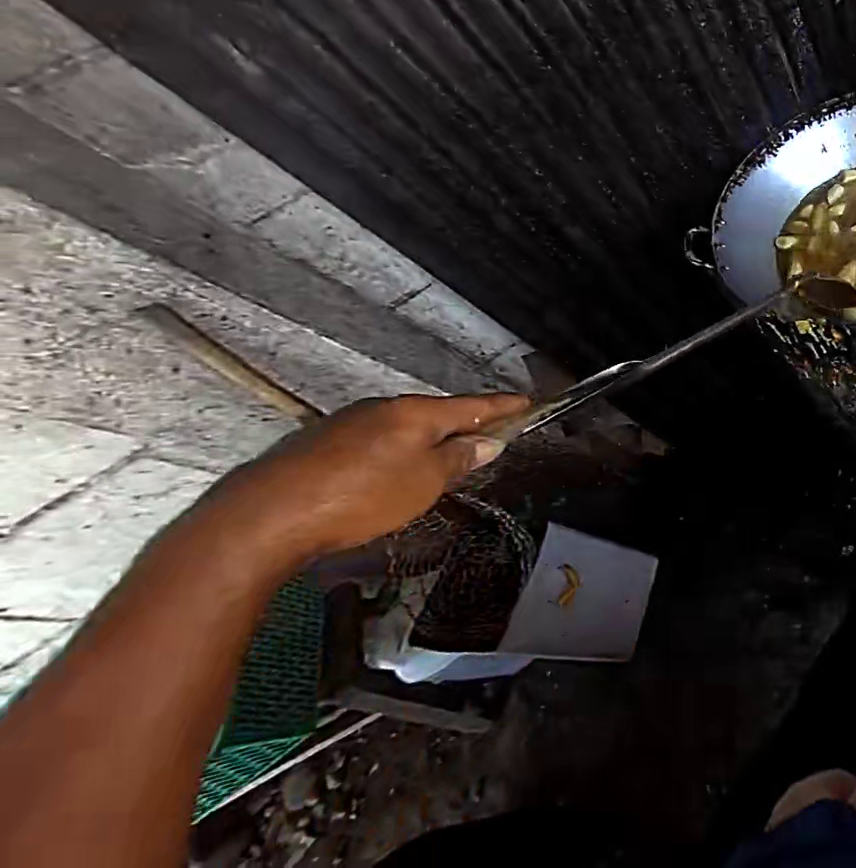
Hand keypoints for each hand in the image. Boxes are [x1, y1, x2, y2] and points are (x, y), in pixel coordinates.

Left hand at [197, 393, 528, 560]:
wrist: (259, 521)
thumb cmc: (360, 498)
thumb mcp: (426, 483)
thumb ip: (460, 459)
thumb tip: (487, 442)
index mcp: (415, 413)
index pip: (473, 405)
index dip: (504, 405)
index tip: (528, 402)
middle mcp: (381, 409)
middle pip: (435, 414)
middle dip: (463, 425)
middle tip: (486, 439)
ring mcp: (345, 425)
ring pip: (402, 427)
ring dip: (426, 440)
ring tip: (440, 462)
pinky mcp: (316, 446)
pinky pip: (373, 441)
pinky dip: (394, 452)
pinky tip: (390, 474)